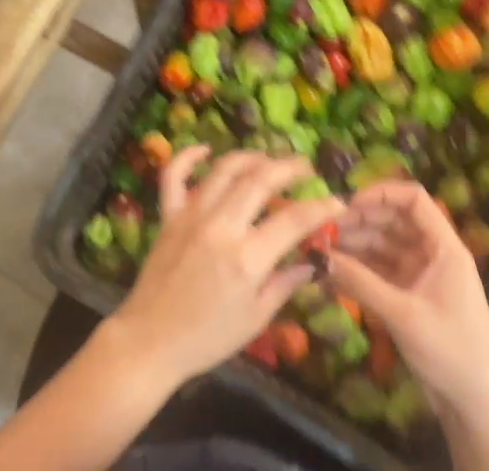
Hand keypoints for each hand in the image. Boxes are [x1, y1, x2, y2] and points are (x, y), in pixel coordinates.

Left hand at [106, 148, 343, 386]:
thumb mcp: (256, 318)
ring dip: (250, 158)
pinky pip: (173, 176)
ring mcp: (190, 216)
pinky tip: (205, 150)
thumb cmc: (208, 337)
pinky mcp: (167, 216)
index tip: (337, 201)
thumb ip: (284, 283)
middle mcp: (220, 227)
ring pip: (223, 170)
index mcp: (247, 258)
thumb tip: (313, 262)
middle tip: (304, 166)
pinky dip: (187, 157)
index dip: (320, 207)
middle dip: (288, 168)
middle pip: (259, 181)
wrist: (151, 338)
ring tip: (269, 159)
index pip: (292, 220)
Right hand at [326, 180, 488, 417]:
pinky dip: (357, 267)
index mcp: (445, 249)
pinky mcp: (410, 295)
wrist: (475, 405)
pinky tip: (331, 269)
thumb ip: (359, 281)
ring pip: (382, 244)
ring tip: (320, 248)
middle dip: (358, 220)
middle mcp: (433, 254)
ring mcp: (421, 275)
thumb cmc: (450, 352)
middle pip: (393, 220)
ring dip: (353, 243)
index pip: (414, 199)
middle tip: (322, 229)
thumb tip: (318, 254)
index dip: (379, 194)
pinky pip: (379, 269)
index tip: (345, 205)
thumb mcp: (402, 314)